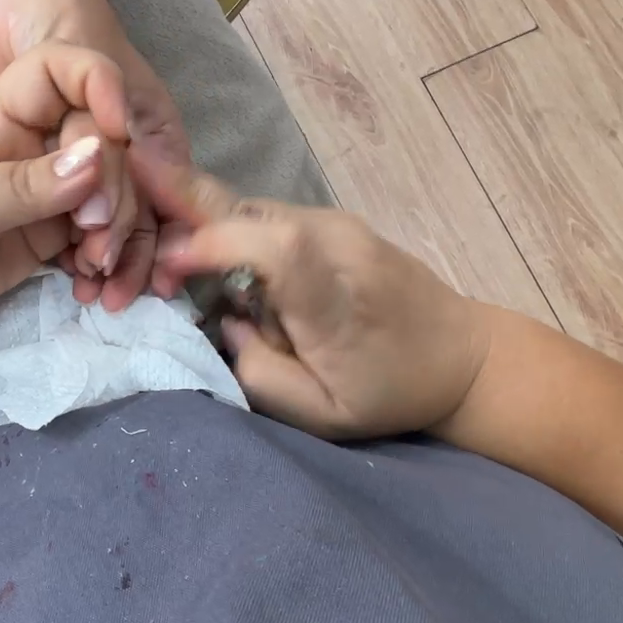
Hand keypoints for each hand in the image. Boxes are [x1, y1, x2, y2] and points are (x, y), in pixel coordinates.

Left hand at [0, 0, 192, 310]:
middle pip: (101, 141)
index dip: (98, 83)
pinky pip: (101, 236)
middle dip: (115, 187)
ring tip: (96, 270)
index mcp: (0, 121)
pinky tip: (95, 286)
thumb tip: (96, 156)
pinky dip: (109, 259)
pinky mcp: (52, 236)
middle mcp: (33, 149)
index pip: (59, 73)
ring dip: (121, 229)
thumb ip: (17, 186)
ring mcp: (47, 195)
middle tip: (96, 238)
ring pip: (110, 192)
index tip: (119, 129)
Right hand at [137, 154, 492, 439]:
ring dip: (206, 232)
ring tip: (183, 273)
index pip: (278, 249)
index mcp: (337, 301)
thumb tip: (222, 321)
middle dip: (189, 228)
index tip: (170, 269)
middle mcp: (340, 246)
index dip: (216, 244)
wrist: (463, 356)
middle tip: (159, 271)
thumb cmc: (390, 392)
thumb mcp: (322, 414)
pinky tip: (218, 261)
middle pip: (249, 214)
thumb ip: (259, 373)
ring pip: (250, 208)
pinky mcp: (335, 219)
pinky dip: (230, 232)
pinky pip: (265, 215)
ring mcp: (339, 224)